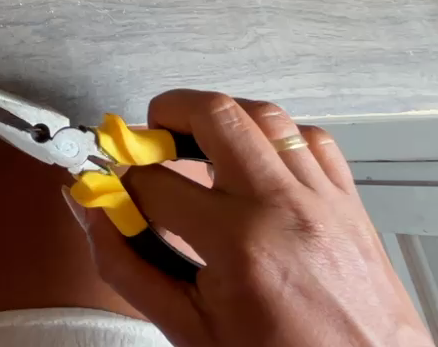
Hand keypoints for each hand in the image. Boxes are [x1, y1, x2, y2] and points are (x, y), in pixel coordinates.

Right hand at [76, 90, 431, 346]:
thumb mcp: (188, 331)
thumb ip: (125, 264)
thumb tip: (87, 208)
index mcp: (240, 245)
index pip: (153, 182)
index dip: (122, 185)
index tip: (116, 194)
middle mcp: (284, 209)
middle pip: (213, 114)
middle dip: (166, 114)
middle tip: (150, 139)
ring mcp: (324, 202)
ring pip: (263, 114)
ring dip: (220, 119)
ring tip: (198, 144)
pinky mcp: (350, 205)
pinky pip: (311, 140)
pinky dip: (274, 138)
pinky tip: (254, 163)